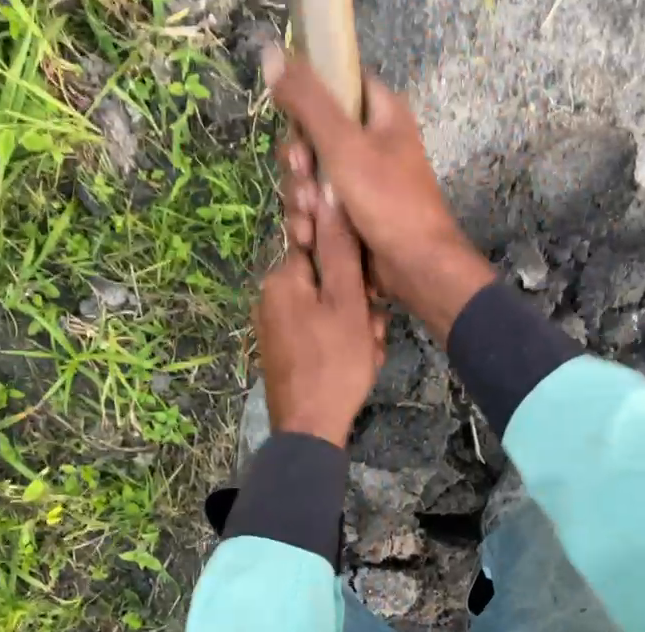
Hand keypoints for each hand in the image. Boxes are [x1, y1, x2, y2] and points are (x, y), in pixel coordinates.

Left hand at [255, 197, 387, 447]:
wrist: (309, 430)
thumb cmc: (333, 364)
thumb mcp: (346, 302)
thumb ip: (338, 246)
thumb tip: (328, 187)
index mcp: (283, 277)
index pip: (320, 240)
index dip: (352, 259)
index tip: (368, 285)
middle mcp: (272, 296)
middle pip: (328, 280)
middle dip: (358, 302)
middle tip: (371, 332)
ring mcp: (276, 327)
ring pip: (330, 310)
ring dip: (356, 327)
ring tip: (367, 353)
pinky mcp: (284, 352)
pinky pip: (321, 333)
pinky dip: (343, 345)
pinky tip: (357, 364)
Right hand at [264, 47, 496, 343]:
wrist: (417, 268)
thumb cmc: (389, 200)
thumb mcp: (344, 143)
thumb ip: (307, 100)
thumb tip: (270, 53)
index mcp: (382, 113)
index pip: (336, 84)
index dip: (309, 100)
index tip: (297, 125)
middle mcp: (373, 144)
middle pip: (313, 137)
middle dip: (300, 165)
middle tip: (305, 179)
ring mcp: (362, 184)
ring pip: (310, 178)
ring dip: (301, 200)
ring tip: (311, 220)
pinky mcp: (352, 218)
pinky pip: (318, 210)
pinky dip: (311, 224)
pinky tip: (310, 239)